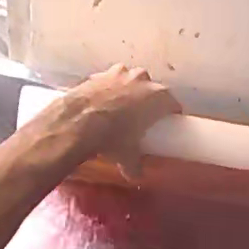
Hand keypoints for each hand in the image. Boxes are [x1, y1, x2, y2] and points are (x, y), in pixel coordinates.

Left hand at [43, 64, 180, 175]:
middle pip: (151, 89)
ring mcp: (120, 73)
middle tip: (140, 119)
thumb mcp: (126, 157)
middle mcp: (142, 79)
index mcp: (157, 97)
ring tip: (118, 109)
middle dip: (147, 102)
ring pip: (130, 81)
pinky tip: (100, 103)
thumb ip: (135, 166)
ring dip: (127, 92)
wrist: (77, 122)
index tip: (166, 124)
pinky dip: (107, 90)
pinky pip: (109, 81)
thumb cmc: (111, 138)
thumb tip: (135, 176)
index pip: (172, 104)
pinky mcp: (99, 73)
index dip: (170, 115)